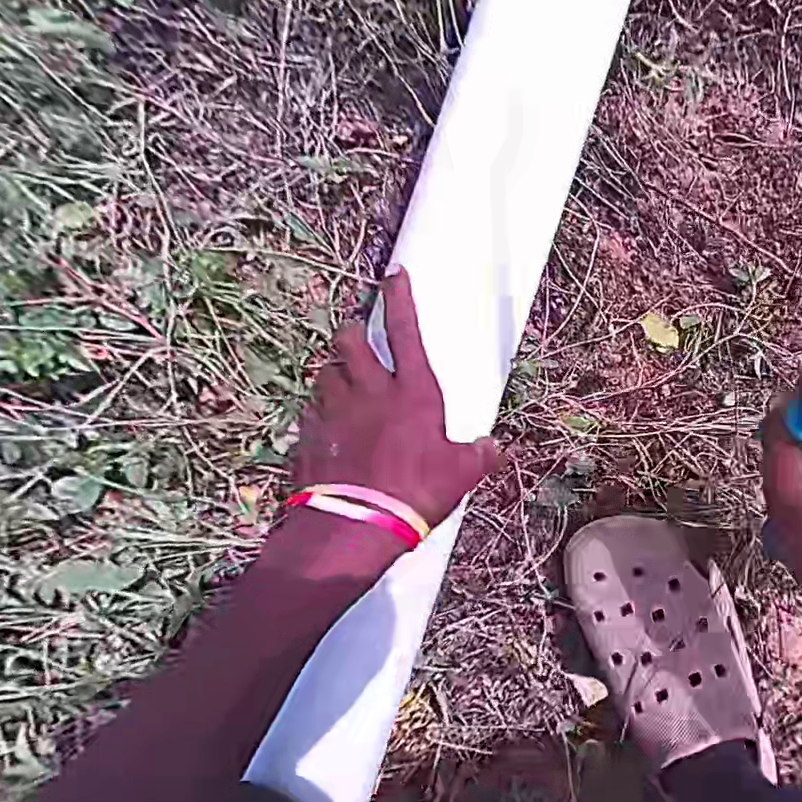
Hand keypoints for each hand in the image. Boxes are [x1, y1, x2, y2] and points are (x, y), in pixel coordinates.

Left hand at [288, 270, 499, 536]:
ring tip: (345, 382)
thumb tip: (491, 448)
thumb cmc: (415, 492)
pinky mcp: (310, 434)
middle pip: (349, 341)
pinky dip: (320, 410)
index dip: (400, 300)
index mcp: (412, 393)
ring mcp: (334, 411)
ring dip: (335, 370)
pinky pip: (311, 410)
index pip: (405, 332)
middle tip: (358, 340)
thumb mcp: (460, 475)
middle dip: (352, 333)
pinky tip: (329, 425)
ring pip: (326, 371)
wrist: (356, 525)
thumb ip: (477, 456)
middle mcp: (370, 392)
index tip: (395, 276)